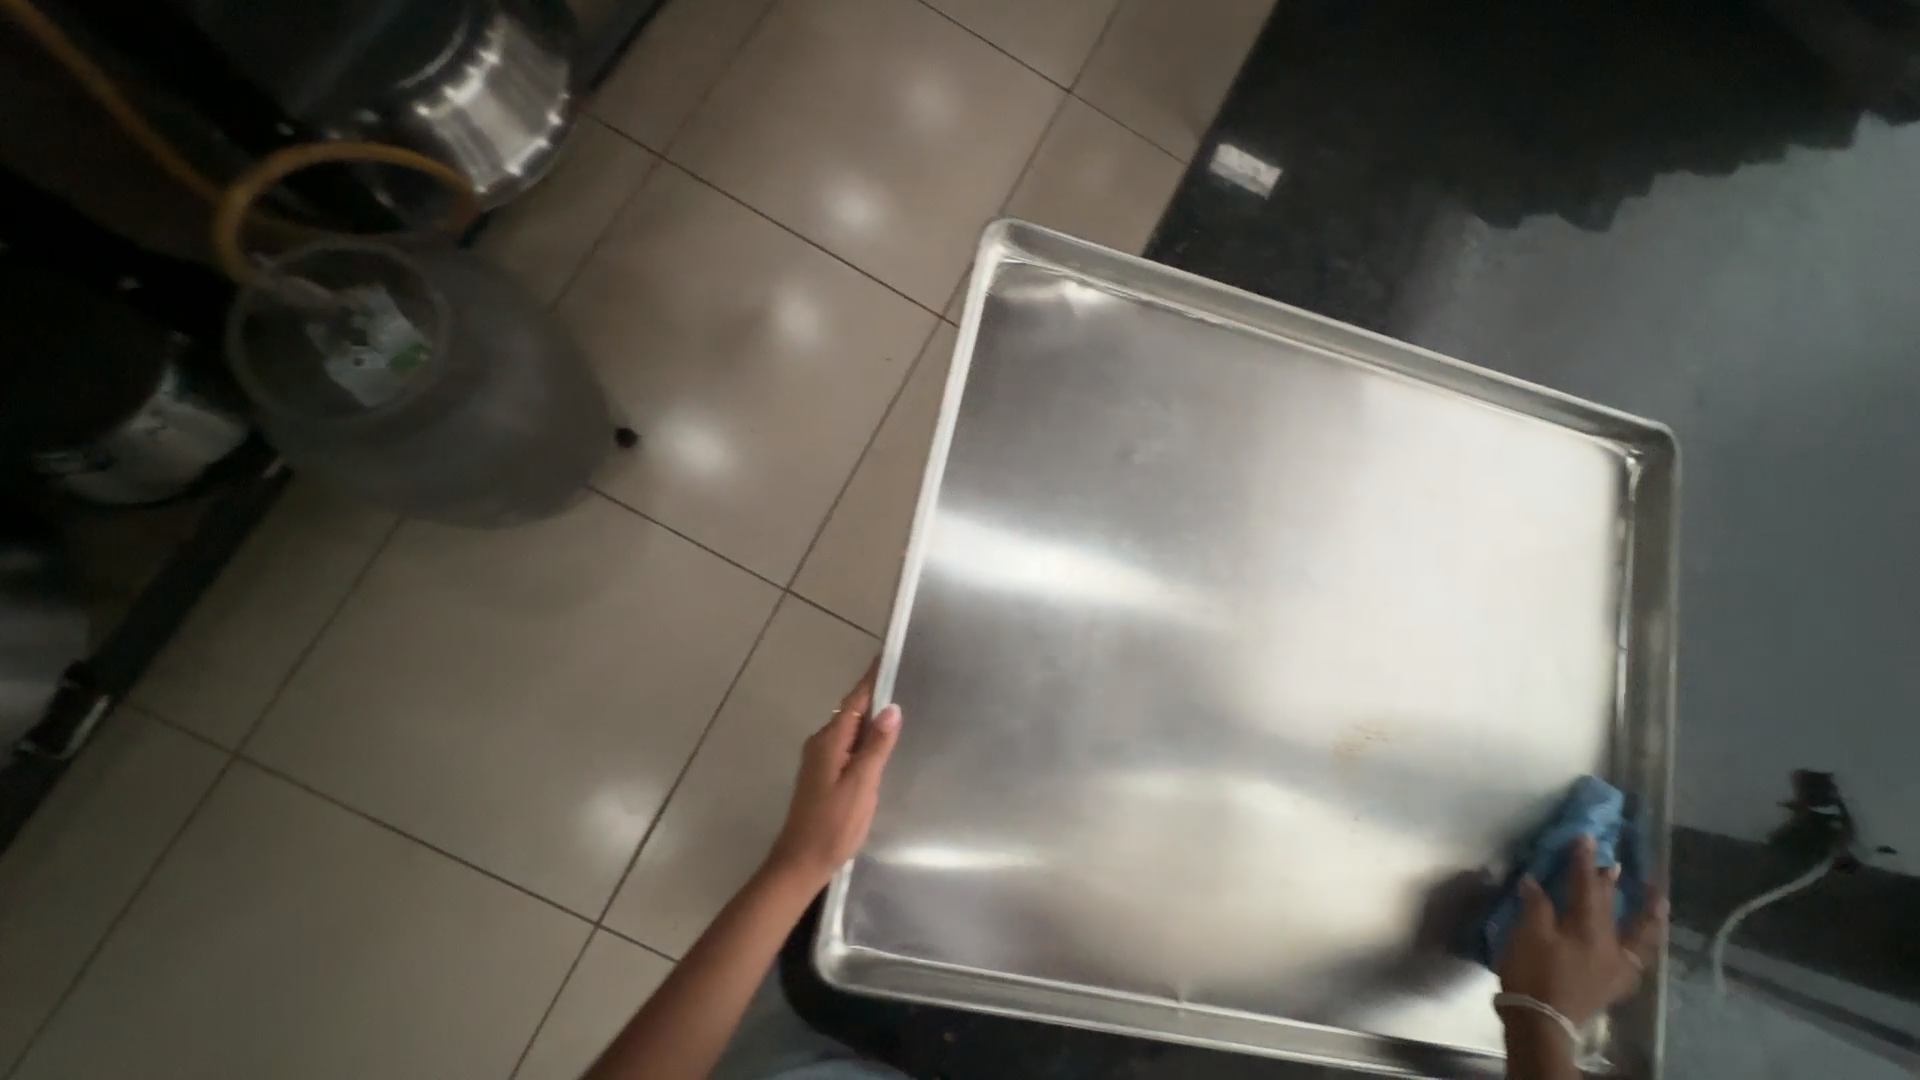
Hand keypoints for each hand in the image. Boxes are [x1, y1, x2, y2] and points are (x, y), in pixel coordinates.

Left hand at [763, 661, 901, 891]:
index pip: (855, 700)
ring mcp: (820, 760)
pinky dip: (865, 739)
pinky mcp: (823, 775)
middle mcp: (822, 743)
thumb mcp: (861, 784)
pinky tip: (881, 746)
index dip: (872, 680)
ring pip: (850, 730)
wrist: (800, 862)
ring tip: (900, 710)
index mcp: (830, 741)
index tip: (887, 657)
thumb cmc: (833, 824)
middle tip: (904, 681)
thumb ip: (876, 745)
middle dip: (875, 696)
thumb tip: (892, 708)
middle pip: (852, 712)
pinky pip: (848, 746)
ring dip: (871, 719)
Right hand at [1497, 834, 1666, 1025]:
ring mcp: (1616, 967)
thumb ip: (1536, 906)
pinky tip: (1635, 941)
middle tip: (1615, 864)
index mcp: (1588, 930)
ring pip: (1638, 936)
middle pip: (1612, 909)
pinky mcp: (1613, 983)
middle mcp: (1610, 946)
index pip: (1586, 888)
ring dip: (1646, 916)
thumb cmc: (1532, 972)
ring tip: (1656, 900)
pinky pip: (1635, 957)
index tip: (1586, 838)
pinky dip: (1639, 943)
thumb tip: (1536, 882)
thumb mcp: (1527, 934)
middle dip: (1610, 884)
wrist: (1542, 1019)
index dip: (1584, 862)